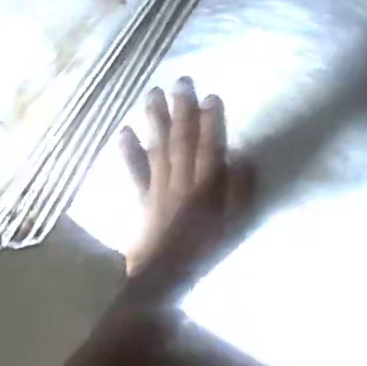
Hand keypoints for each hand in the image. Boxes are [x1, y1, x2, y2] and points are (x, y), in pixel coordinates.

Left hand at [117, 78, 250, 296]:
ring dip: (156, 119)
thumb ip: (240, 190)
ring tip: (153, 93)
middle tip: (181, 80)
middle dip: (182, 108)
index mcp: (207, 185)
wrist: (164, 285)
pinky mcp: (141, 200)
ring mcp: (158, 188)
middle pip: (182, 138)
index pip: (210, 144)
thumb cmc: (208, 251)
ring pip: (158, 147)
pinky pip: (134, 173)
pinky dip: (128, 152)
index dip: (212, 119)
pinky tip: (124, 131)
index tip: (211, 95)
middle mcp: (181, 180)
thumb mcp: (237, 223)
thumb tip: (242, 157)